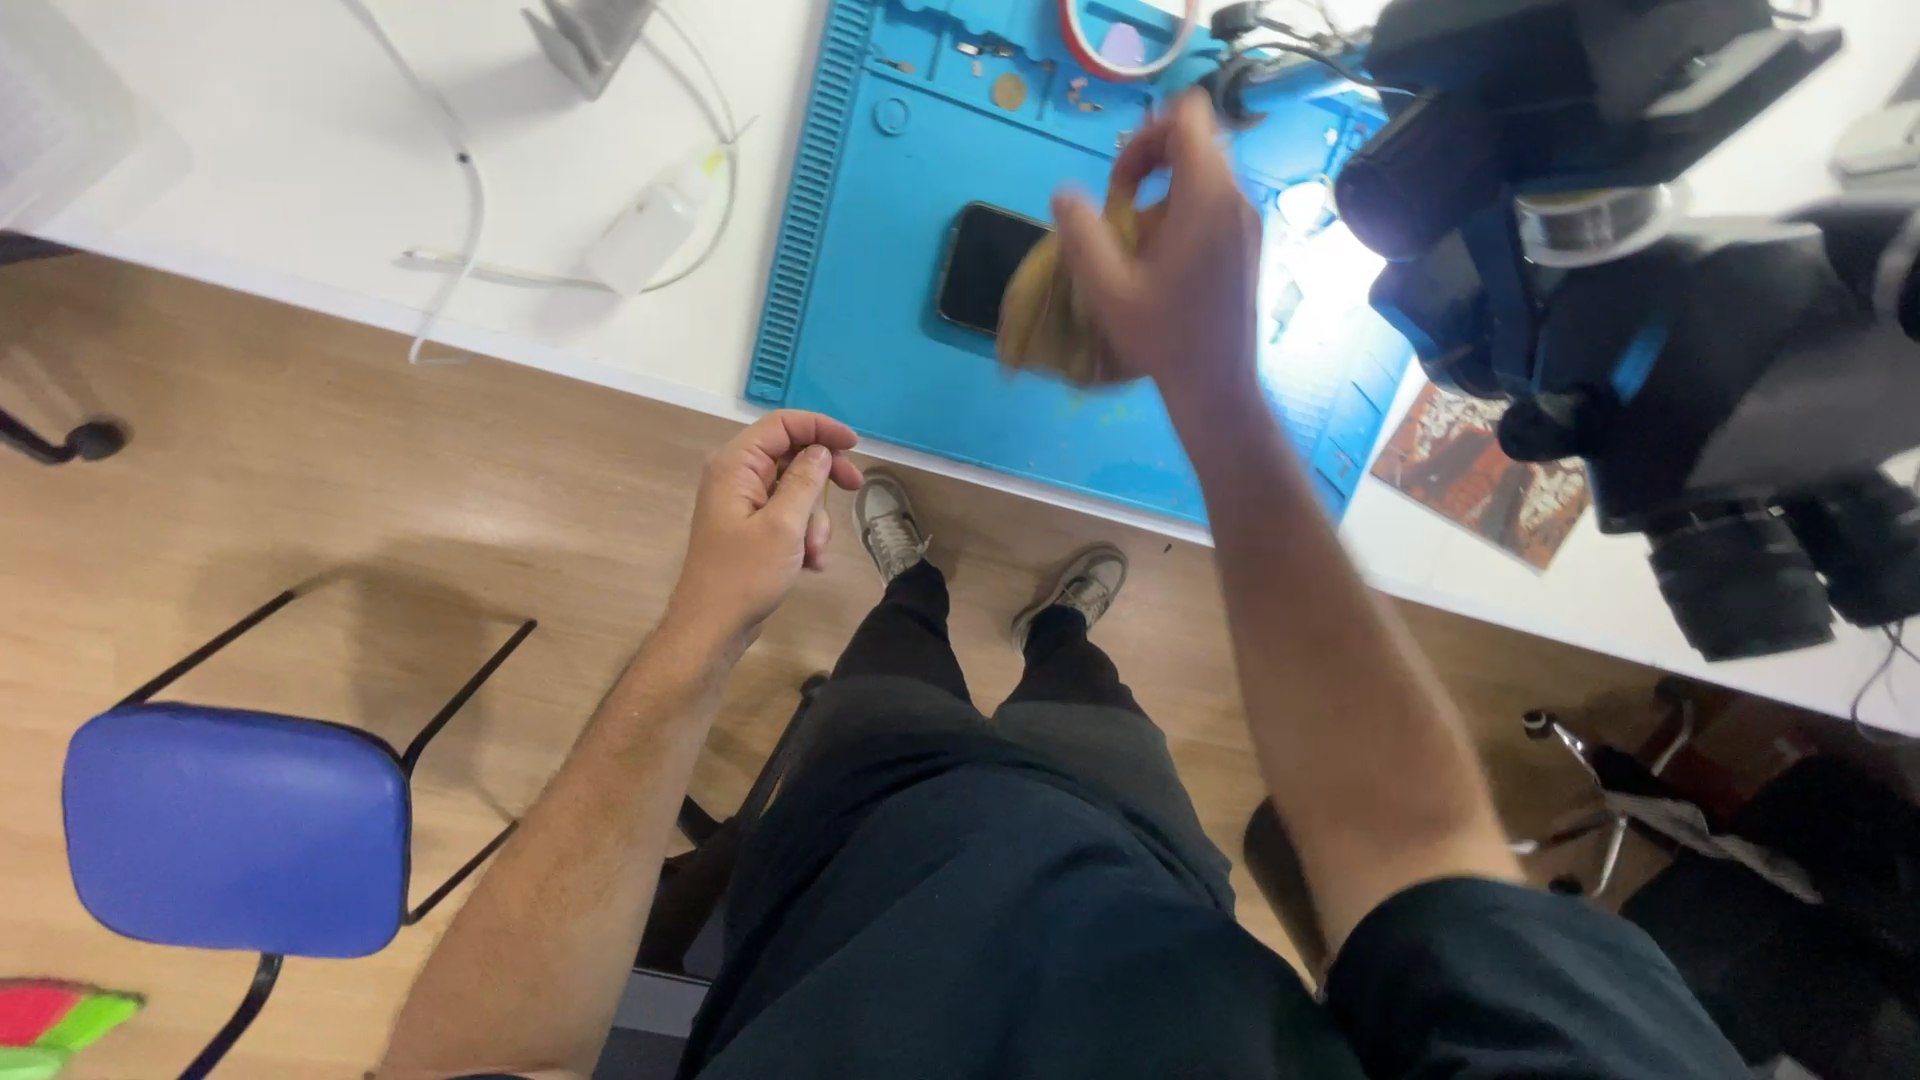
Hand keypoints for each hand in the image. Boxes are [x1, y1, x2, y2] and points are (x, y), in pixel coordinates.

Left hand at [667, 410, 862, 648]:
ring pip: (796, 490)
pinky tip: (809, 562)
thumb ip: (805, 481)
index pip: (783, 424)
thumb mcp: (784, 525)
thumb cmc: (745, 575)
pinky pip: (789, 515)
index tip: (854, 445)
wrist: (713, 626)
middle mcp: (737, 476)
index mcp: (736, 465)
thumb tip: (820, 451)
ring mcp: (744, 503)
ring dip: (815, 519)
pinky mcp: (752, 527)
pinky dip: (804, 534)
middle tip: (854, 489)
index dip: (821, 427)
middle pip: (792, 454)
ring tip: (814, 552)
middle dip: (824, 477)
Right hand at [1052, 90, 1263, 416]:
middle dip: (1151, 164)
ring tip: (1141, 246)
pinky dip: (1184, 214)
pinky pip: (1215, 203)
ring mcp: (1248, 221)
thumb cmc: (1163, 338)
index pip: (1186, 116)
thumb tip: (1063, 193)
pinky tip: (1164, 264)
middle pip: (1196, 141)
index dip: (1144, 134)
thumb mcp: (1107, 289)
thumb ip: (1081, 234)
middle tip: (1123, 211)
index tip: (1120, 182)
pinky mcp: (1249, 243)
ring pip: (1204, 174)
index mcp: (1206, 197)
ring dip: (1164, 194)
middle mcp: (1236, 198)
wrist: (1216, 384)